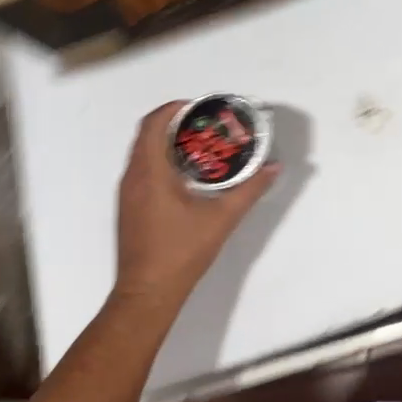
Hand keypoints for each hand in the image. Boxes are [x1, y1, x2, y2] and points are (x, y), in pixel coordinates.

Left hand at [112, 101, 280, 310]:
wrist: (146, 294)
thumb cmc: (181, 253)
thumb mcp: (222, 219)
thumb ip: (250, 189)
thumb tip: (274, 168)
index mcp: (150, 173)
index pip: (153, 123)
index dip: (175, 108)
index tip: (202, 107)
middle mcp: (132, 177)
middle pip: (147, 134)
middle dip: (176, 122)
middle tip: (208, 124)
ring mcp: (127, 194)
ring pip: (143, 152)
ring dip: (168, 141)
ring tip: (202, 145)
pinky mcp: (129, 207)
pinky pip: (142, 169)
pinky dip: (162, 160)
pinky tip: (189, 175)